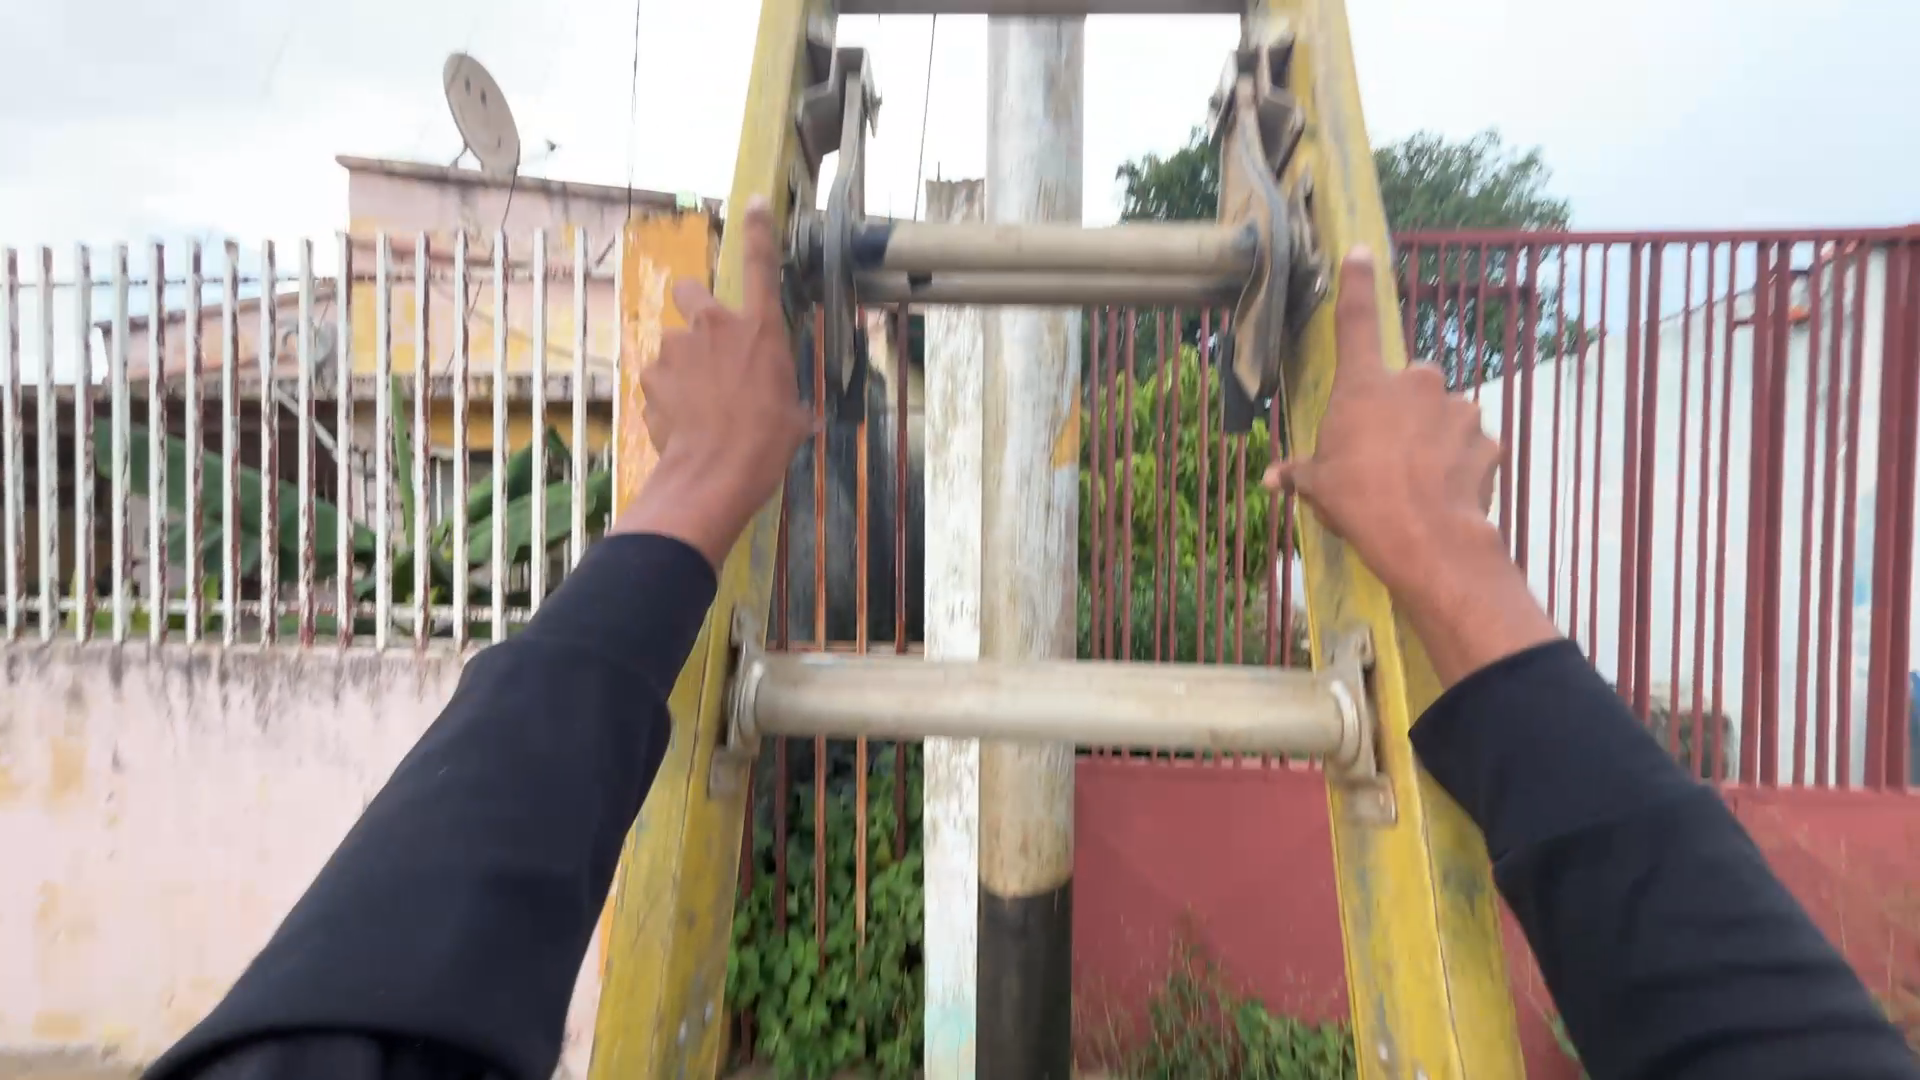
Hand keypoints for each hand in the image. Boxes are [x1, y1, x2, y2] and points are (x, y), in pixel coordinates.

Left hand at [615, 196, 812, 568]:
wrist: (718, 473)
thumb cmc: (769, 443)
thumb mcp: (794, 416)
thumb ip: (783, 394)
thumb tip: (797, 414)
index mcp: (760, 331)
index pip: (762, 266)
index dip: (759, 230)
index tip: (756, 202)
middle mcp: (713, 326)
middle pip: (689, 290)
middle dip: (693, 309)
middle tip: (704, 344)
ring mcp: (675, 348)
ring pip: (673, 345)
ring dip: (682, 365)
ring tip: (697, 406)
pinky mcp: (649, 376)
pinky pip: (659, 379)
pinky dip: (667, 396)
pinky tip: (681, 422)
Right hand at [1263, 247, 1500, 598]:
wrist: (1423, 535)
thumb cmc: (1355, 499)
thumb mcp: (1316, 486)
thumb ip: (1297, 473)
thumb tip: (1271, 481)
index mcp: (1363, 387)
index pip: (1355, 323)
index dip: (1356, 284)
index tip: (1360, 251)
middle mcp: (1414, 384)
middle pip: (1406, 382)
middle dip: (1398, 407)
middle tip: (1382, 449)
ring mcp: (1457, 409)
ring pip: (1439, 413)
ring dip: (1427, 435)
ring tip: (1412, 477)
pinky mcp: (1488, 439)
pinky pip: (1466, 443)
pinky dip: (1455, 461)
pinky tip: (1441, 489)